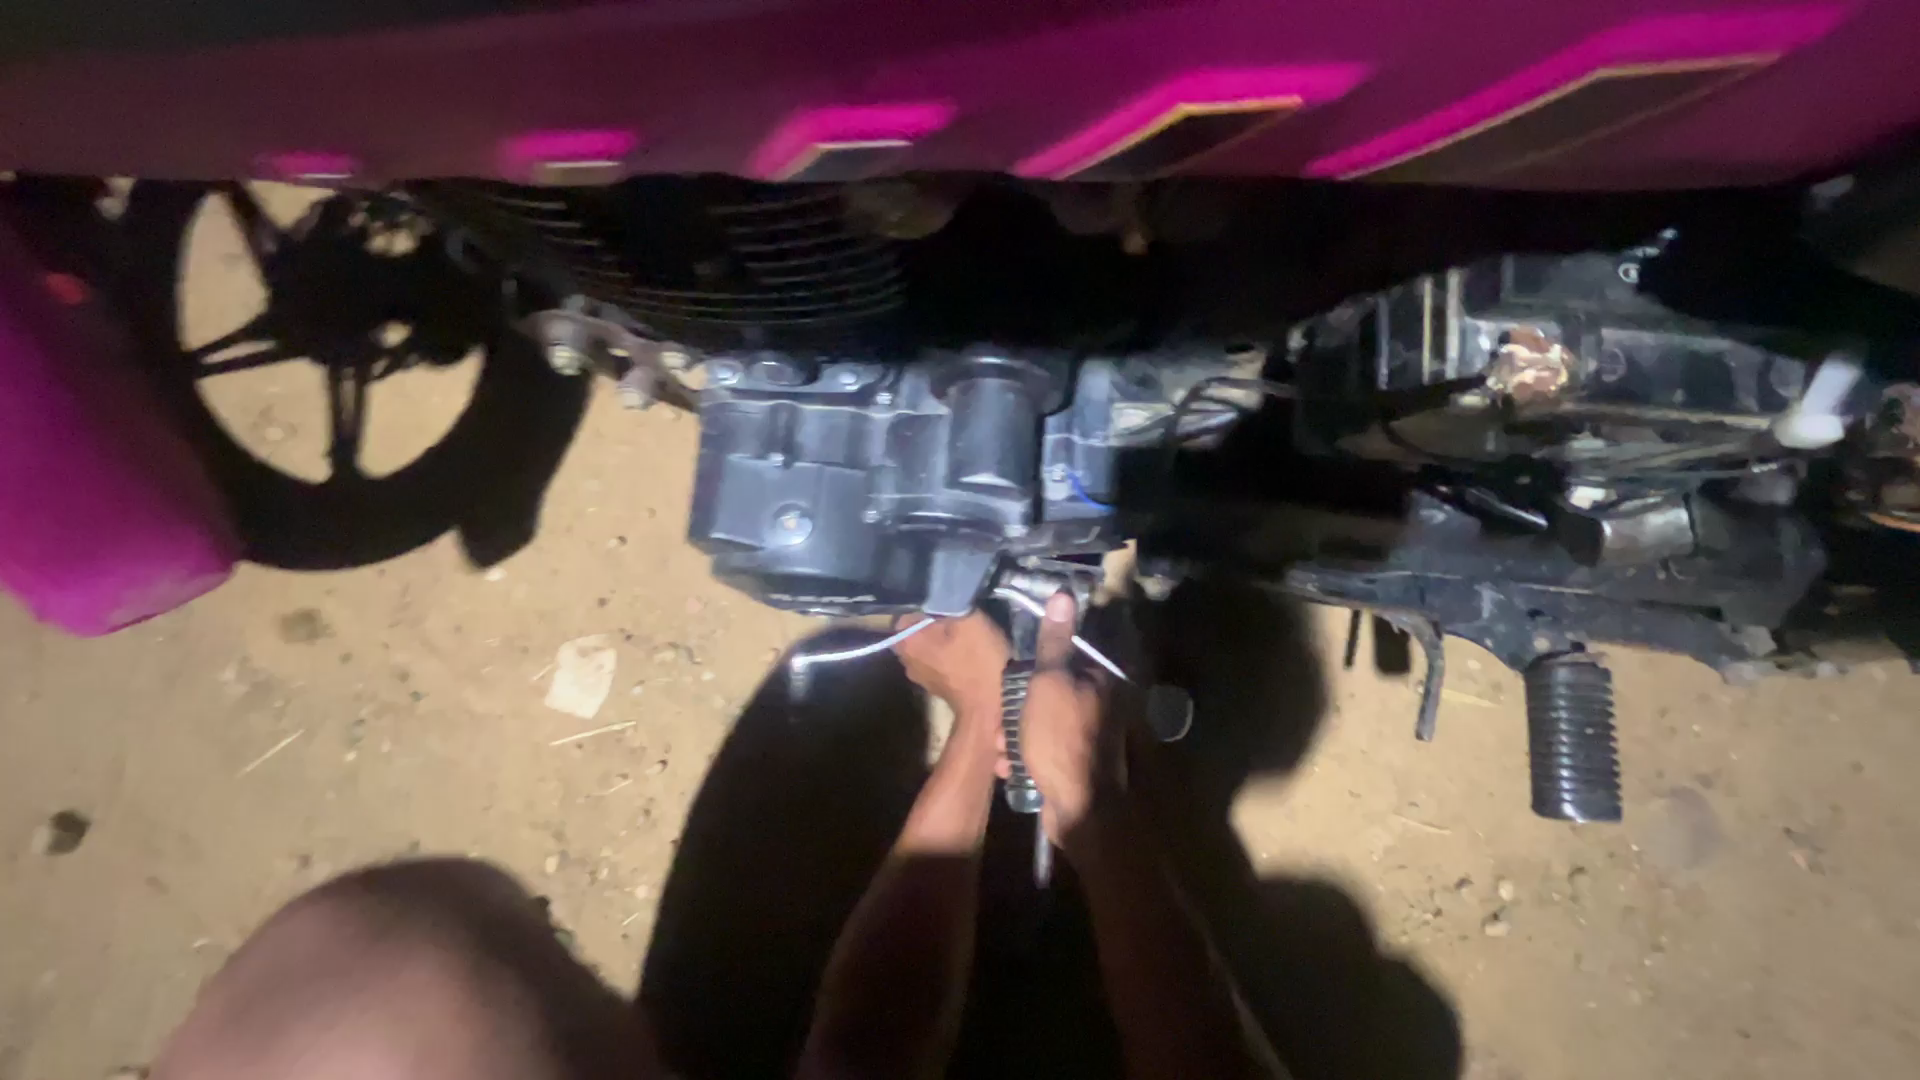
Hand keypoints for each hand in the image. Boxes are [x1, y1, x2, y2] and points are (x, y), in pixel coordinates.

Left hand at [893, 612, 1009, 720]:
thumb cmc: (976, 658)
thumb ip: (946, 602)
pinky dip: (946, 657)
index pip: (904, 612)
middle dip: (930, 623)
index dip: (923, 605)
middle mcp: (905, 660)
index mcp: (906, 641)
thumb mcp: (967, 619)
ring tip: (961, 635)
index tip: (942, 604)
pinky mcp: (934, 687)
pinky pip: (936, 662)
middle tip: (954, 617)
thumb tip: (935, 593)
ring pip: (925, 647)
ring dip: (939, 641)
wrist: (988, 704)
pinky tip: (964, 655)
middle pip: (914, 631)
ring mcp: (919, 676)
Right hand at [1022, 593, 1117, 841]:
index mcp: (1097, 681)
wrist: (1080, 808)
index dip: (1031, 668)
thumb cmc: (1060, 738)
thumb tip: (1063, 594)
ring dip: (1016, 734)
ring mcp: (1088, 737)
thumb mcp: (1049, 683)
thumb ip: (1053, 642)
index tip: (1009, 681)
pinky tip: (1009, 767)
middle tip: (1000, 724)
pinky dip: (1026, 756)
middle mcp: (1098, 705)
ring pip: (1043, 723)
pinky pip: (1045, 749)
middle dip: (1017, 708)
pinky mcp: (1077, 764)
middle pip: (1048, 693)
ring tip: (1001, 749)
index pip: (1060, 659)